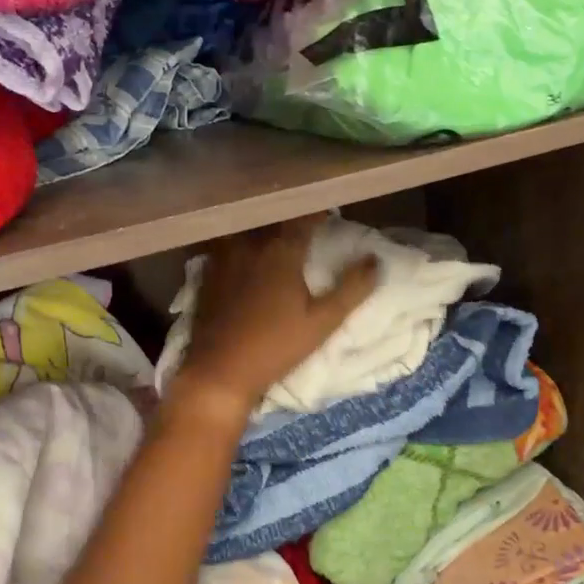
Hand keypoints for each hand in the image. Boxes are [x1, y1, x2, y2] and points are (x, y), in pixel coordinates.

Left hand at [171, 215, 378, 418]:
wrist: (218, 371)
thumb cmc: (276, 347)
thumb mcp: (323, 322)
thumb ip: (352, 288)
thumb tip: (375, 260)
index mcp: (281, 250)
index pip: (304, 216)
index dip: (319, 211)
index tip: (331, 213)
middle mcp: (250, 243)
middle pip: (273, 216)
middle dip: (292, 214)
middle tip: (307, 222)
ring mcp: (224, 255)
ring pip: (248, 226)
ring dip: (265, 225)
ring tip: (278, 233)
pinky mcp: (207, 271)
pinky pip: (227, 242)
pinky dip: (242, 241)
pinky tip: (248, 254)